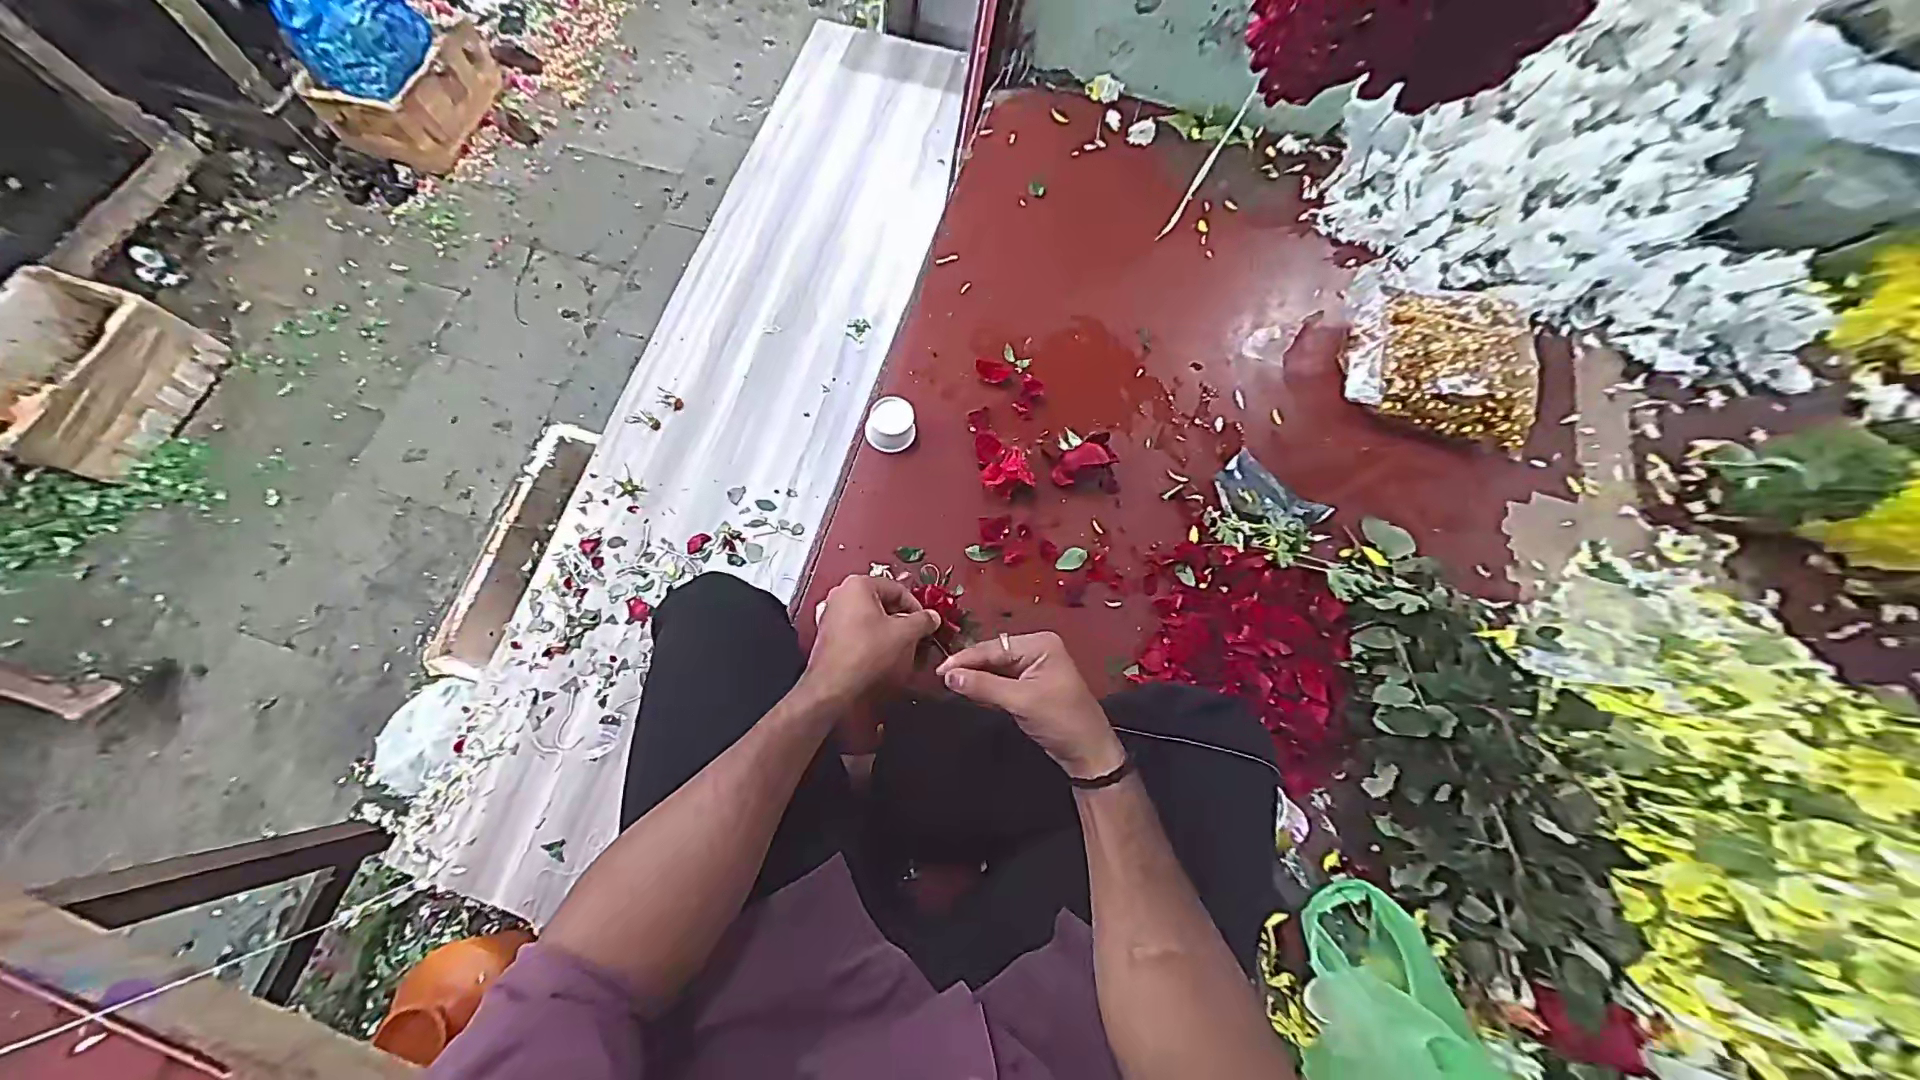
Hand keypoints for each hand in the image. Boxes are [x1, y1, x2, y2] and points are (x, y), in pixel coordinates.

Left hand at [801, 575, 940, 710]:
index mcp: (858, 585)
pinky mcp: (829, 637)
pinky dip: (873, 641)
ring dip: (888, 632)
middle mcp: (841, 596)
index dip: (916, 606)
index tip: (925, 621)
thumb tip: (930, 617)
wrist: (834, 688)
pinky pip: (858, 632)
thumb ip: (923, 620)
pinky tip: (882, 657)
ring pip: (871, 619)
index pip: (897, 589)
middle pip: (883, 603)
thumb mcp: (905, 634)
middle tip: (915, 635)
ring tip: (900, 649)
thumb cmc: (864, 656)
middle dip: (902, 620)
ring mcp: (832, 616)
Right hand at [937, 631, 1125, 779]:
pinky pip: (1001, 680)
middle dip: (969, 666)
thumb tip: (949, 676)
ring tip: (949, 683)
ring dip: (975, 677)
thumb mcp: (1021, 701)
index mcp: (1040, 644)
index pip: (994, 647)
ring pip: (995, 668)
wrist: (1088, 752)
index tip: (940, 670)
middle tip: (940, 677)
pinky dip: (985, 686)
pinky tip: (968, 690)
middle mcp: (1036, 649)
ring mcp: (1033, 666)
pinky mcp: (1029, 684)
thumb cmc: (1061, 721)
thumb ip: (984, 686)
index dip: (966, 659)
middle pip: (993, 655)